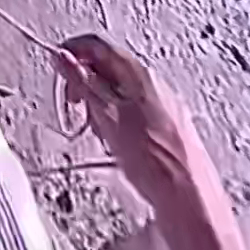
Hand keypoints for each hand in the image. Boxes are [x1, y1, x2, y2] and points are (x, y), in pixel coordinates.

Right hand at [54, 34, 249, 249]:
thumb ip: (80, 80)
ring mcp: (164, 107)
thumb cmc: (152, 161)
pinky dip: (114, 117)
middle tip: (73, 101)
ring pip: (117, 89)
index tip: (57, 65)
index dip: (72, 50)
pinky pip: (131, 109)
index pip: (98, 43)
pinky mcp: (168, 129)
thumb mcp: (104, 114)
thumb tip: (61, 55)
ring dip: (97, 101)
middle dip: (83, 80)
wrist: (191, 206)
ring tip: (94, 126)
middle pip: (107, 65)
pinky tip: (113, 139)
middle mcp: (155, 85)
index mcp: (141, 73)